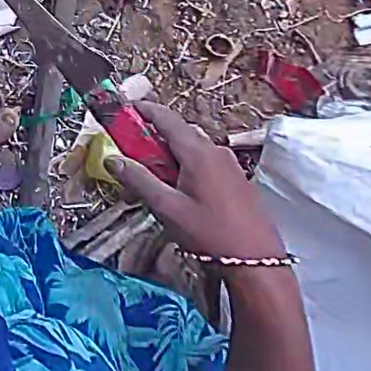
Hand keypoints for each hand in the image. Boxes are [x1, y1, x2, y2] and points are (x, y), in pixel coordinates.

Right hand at [109, 101, 285, 259]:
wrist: (258, 263)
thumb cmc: (209, 234)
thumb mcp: (167, 208)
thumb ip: (139, 180)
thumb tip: (113, 159)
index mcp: (197, 152)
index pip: (167, 118)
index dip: (146, 110)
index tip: (128, 108)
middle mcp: (216, 151)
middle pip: (181, 133)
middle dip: (156, 136)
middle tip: (134, 150)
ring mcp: (230, 165)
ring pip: (194, 148)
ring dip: (172, 153)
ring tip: (155, 175)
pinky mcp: (238, 180)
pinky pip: (207, 161)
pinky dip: (188, 164)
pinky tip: (181, 189)